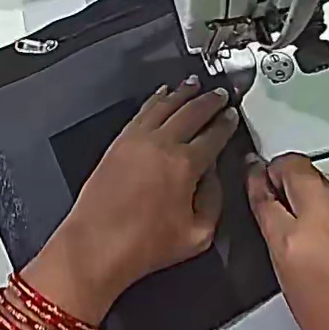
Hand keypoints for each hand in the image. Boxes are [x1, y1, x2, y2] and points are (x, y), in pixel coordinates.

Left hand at [26, 78, 238, 320]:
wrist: (97, 244)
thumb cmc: (141, 244)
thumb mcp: (198, 234)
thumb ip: (214, 199)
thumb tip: (214, 177)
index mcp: (185, 165)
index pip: (213, 134)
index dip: (226, 123)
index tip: (231, 117)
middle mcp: (161, 145)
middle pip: (191, 111)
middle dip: (209, 101)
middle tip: (219, 95)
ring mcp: (137, 140)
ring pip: (165, 105)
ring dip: (183, 93)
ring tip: (194, 85)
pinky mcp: (119, 142)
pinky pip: (142, 111)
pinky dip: (156, 100)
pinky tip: (162, 96)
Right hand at [247, 154, 328, 329]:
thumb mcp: (291, 292)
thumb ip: (279, 249)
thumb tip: (273, 226)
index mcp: (293, 242)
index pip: (264, 195)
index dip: (254, 181)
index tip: (251, 175)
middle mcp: (323, 222)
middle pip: (294, 168)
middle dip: (279, 167)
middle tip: (269, 174)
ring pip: (318, 180)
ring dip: (302, 181)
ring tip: (292, 196)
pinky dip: (323, 201)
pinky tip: (319, 222)